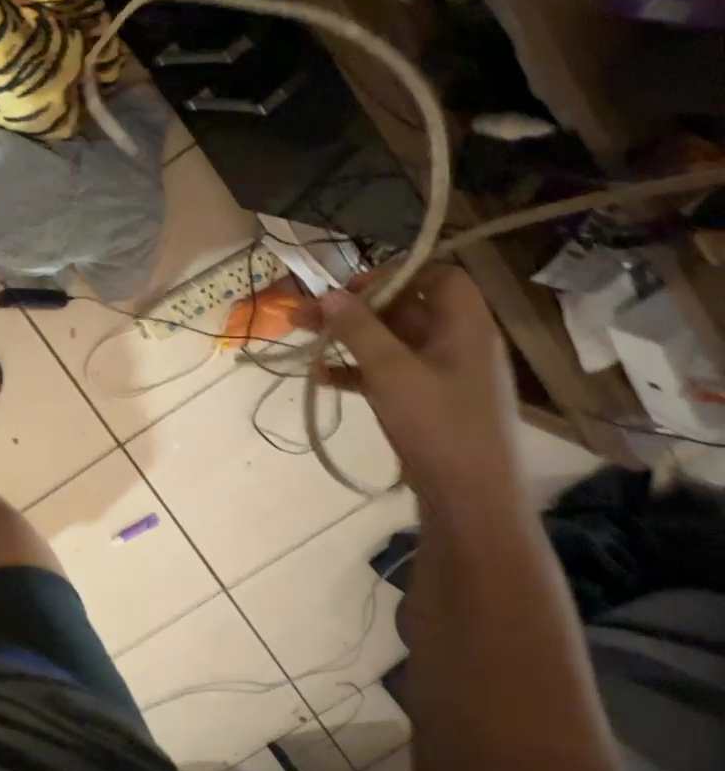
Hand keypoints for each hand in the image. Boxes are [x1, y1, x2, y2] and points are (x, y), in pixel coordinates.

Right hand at [297, 263, 521, 500]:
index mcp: (465, 328)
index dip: (396, 274)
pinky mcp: (424, 401)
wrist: (470, 497)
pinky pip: (385, 372)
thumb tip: (329, 294)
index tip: (351, 290)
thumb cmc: (439, 425)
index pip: (439, 276)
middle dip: (354, 307)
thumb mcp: (392, 372)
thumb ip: (359, 330)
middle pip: (406, 307)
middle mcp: (457, 344)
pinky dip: (353, 369)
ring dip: (346, 336)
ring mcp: (441, 374)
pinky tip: (320, 376)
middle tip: (306, 313)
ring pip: (389, 340)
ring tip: (301, 335)